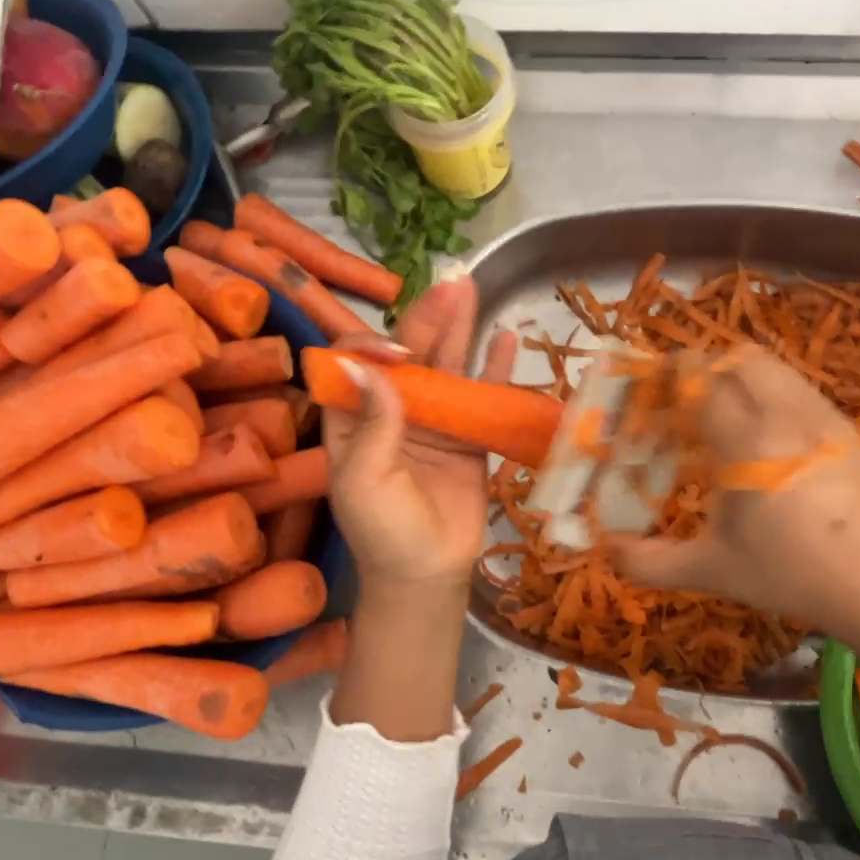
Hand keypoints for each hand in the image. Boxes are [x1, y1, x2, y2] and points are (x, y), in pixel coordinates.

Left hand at [322, 274, 517, 613]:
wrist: (428, 574)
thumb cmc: (384, 531)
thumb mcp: (364, 479)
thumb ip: (372, 422)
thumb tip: (373, 366)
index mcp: (353, 419)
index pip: (358, 366)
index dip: (374, 348)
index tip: (398, 352)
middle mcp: (391, 411)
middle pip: (408, 355)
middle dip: (426, 320)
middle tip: (450, 285)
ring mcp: (432, 421)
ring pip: (446, 367)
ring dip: (458, 329)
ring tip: (471, 290)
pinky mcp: (467, 436)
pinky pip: (481, 396)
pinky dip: (494, 369)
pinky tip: (507, 337)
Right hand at [613, 346, 859, 642]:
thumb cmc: (789, 575)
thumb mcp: (712, 570)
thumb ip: (650, 560)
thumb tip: (605, 550)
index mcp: (746, 443)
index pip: (701, 379)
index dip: (671, 373)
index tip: (651, 385)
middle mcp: (786, 415)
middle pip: (738, 358)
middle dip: (705, 367)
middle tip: (684, 398)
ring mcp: (823, 417)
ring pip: (775, 367)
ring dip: (740, 375)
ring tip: (723, 411)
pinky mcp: (848, 429)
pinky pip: (801, 388)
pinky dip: (773, 392)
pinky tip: (768, 435)